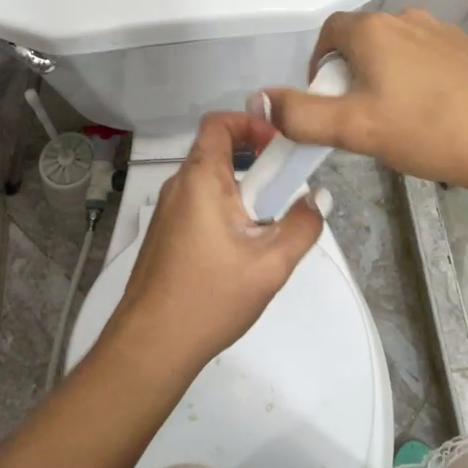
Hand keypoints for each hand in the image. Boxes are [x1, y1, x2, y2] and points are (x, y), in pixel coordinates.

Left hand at [99, 111, 324, 375]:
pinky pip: (199, 205)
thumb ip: (302, 226)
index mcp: (201, 178)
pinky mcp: (165, 235)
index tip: (280, 147)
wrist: (151, 345)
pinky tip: (241, 250)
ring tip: (268, 225)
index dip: (252, 123)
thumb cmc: (210, 296)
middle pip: (218, 151)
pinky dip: (224, 211)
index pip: (220, 122)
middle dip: (256, 162)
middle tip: (284, 189)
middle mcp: (179, 185)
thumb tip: (316, 200)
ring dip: (242, 190)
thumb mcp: (271, 264)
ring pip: (210, 181)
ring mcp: (168, 211)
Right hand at [257, 9, 467, 202]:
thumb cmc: (427, 129)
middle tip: (359, 120)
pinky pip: (428, 62)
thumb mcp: (353, 129)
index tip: (324, 102)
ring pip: (397, 53)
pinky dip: (418, 84)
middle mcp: (407, 20)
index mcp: (373, 30)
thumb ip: (300, 116)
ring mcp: (443, 33)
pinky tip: (434, 121)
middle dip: (352, 76)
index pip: (328, 32)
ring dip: (385, 80)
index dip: (318, 65)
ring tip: (398, 125)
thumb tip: (259, 100)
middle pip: (362, 42)